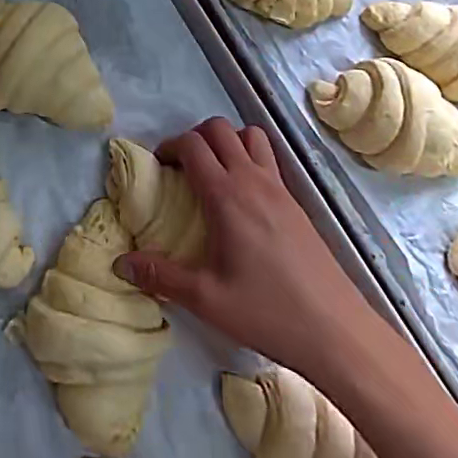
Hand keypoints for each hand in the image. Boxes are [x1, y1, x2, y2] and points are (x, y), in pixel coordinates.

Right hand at [113, 117, 385, 378]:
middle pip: (219, 128)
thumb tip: (121, 263)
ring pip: (250, 135)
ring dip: (227, 140)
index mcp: (226, 196)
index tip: (158, 166)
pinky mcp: (296, 201)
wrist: (336, 329)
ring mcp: (279, 187)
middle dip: (195, 136)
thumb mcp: (206, 299)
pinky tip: (244, 196)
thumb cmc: (267, 312)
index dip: (170, 146)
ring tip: (214, 171)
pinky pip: (269, 158)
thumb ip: (161, 277)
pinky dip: (250, 157)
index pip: (193, 145)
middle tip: (182, 166)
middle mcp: (252, 180)